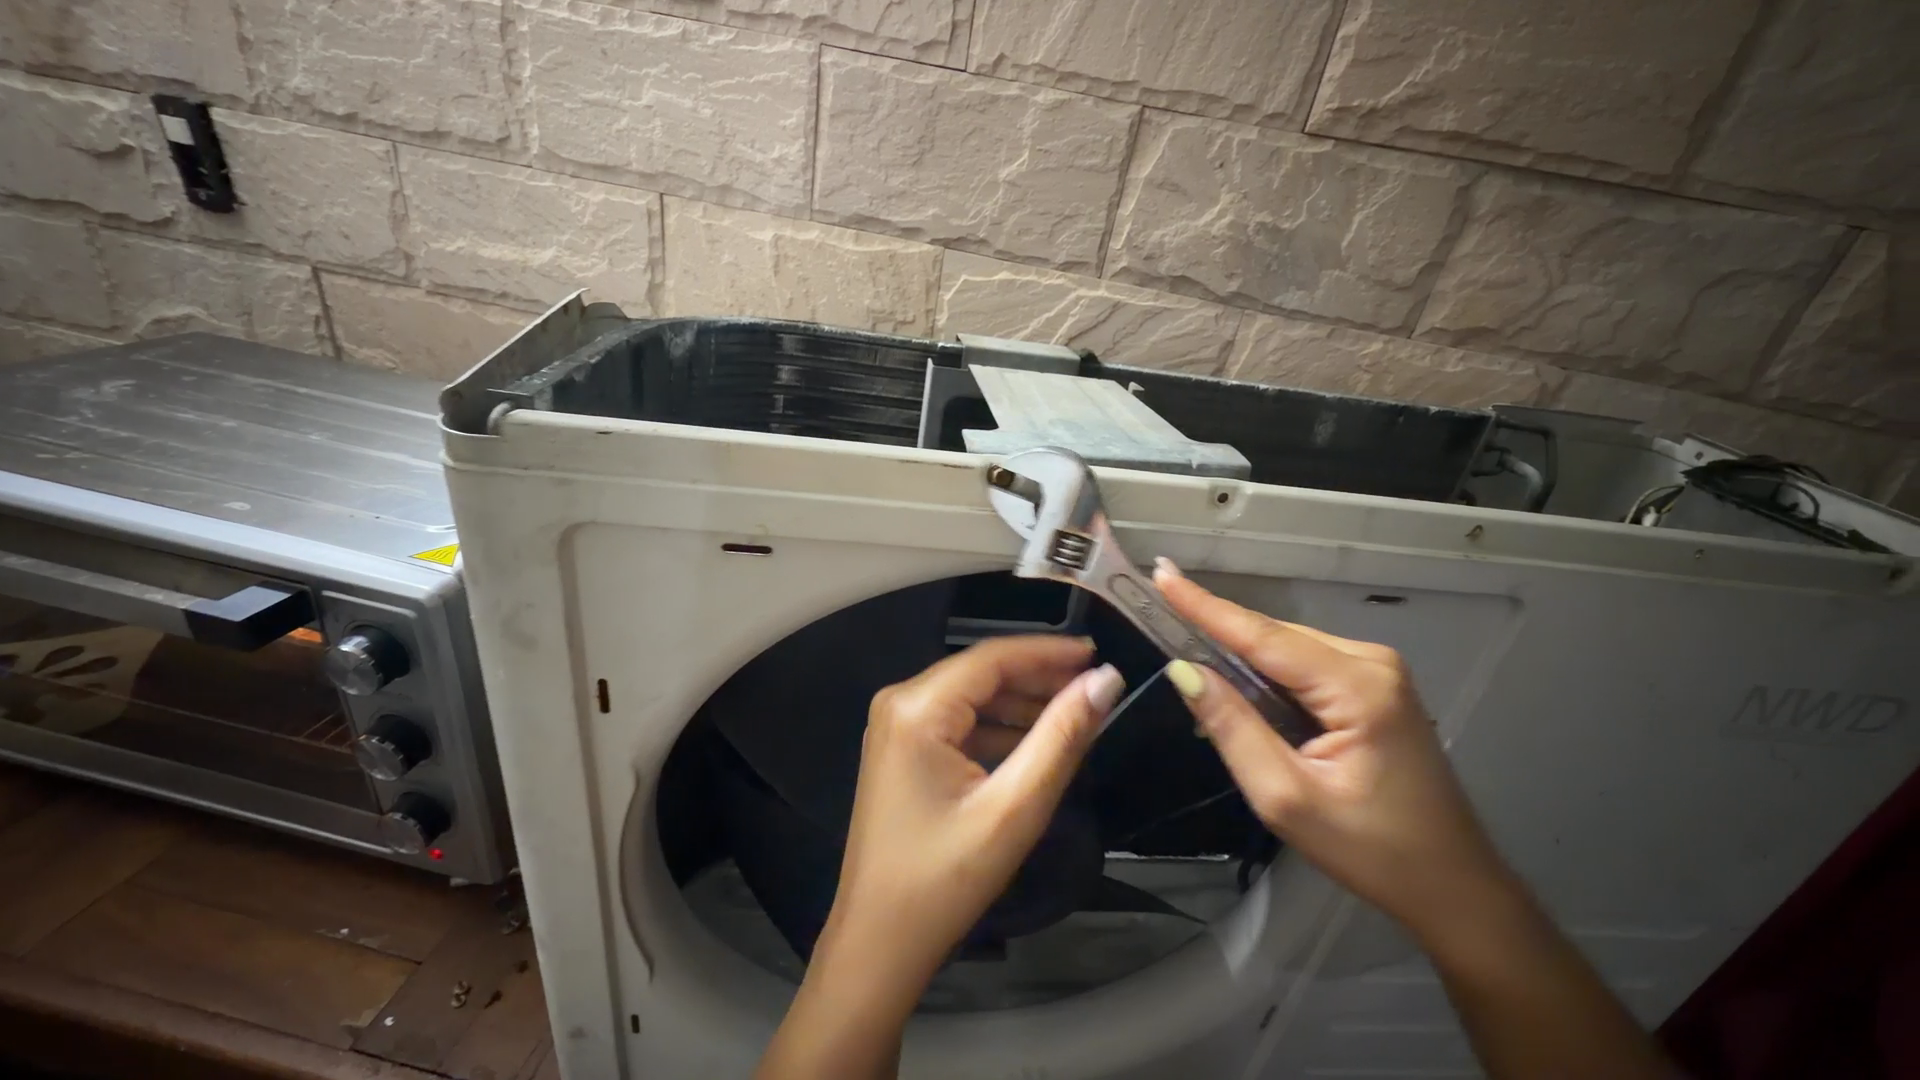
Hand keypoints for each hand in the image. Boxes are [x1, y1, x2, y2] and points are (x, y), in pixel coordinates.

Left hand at [757, 637, 1123, 1079]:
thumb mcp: (1015, 807)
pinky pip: (957, 724)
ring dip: (1021, 705)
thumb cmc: (945, 878)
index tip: (1099, 654)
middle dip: (1038, 679)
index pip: (993, 658)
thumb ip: (1062, 737)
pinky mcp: (900, 753)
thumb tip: (1106, 680)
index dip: (1049, 652)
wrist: (880, 942)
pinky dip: (997, 730)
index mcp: (917, 708)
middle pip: (980, 674)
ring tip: (1075, 718)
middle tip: (1095, 689)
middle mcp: (899, 704)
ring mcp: (895, 729)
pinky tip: (1034, 747)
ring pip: (971, 698)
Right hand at [1154, 561, 1509, 937]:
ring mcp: (1380, 673)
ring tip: (1188, 659)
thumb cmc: (1370, 850)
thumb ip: (1233, 728)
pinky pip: (1306, 666)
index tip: (1161, 574)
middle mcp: (1372, 663)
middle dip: (1217, 630)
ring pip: (1288, 649)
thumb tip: (1183, 670)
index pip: (1262, 636)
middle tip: (1159, 617)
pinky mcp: (1377, 689)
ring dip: (1240, 657)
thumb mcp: (1285, 797)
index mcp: (1356, 686)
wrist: (1452, 883)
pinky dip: (1267, 675)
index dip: (1204, 606)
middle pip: (1275, 637)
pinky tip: (1238, 689)